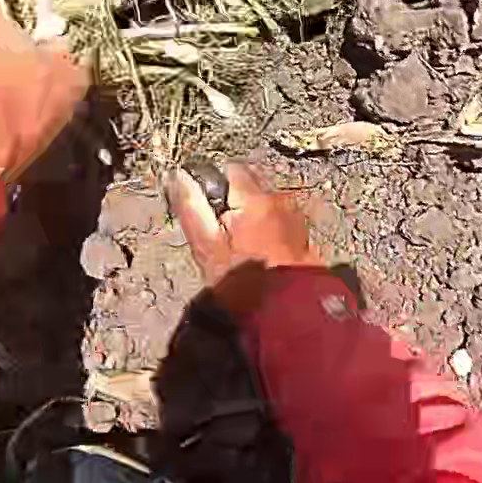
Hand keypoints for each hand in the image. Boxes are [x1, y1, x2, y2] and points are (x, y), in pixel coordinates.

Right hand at [168, 163, 319, 284]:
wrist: (291, 314)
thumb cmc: (244, 283)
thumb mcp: (208, 248)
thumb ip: (192, 209)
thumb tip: (179, 177)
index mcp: (255, 199)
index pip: (228, 168)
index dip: (210, 183)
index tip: (202, 208)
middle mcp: (279, 199)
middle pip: (248, 182)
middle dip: (230, 197)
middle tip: (218, 229)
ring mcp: (294, 216)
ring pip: (264, 200)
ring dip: (249, 212)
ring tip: (238, 245)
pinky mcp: (302, 233)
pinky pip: (277, 217)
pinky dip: (264, 225)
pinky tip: (257, 251)